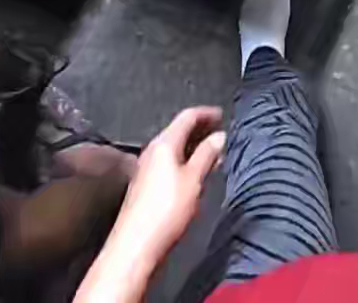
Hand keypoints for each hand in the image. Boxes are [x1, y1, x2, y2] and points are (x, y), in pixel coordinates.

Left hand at [114, 107, 226, 260]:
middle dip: (200, 129)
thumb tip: (219, 135)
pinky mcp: (145, 182)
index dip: (205, 113)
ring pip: (174, 146)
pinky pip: (168, 160)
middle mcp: (153, 148)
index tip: (221, 114)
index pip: (187, 117)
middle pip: (179, 129)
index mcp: (165, 142)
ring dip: (193, 145)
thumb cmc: (167, 209)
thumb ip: (206, 155)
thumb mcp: (193, 180)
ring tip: (212, 152)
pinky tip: (193, 171)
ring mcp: (147, 165)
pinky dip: (184, 158)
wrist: (135, 243)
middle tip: (219, 131)